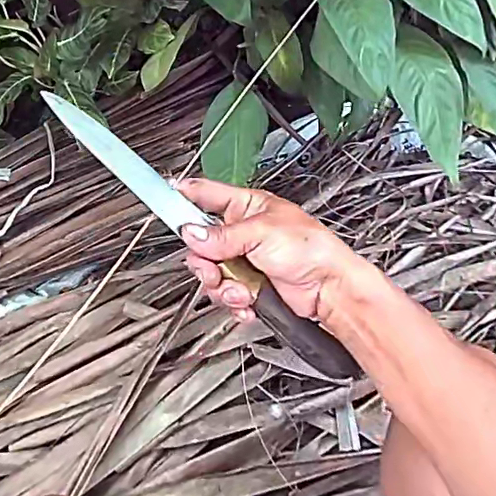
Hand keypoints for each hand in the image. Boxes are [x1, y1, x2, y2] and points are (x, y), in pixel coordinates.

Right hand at [173, 178, 372, 329]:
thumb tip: (193, 232)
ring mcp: (246, 260)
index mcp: (247, 207)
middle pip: (201, 243)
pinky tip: (249, 300)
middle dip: (205, 261)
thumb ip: (223, 236)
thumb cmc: (312, 249)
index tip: (164, 194)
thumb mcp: (262, 233)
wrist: (332, 289)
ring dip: (222, 286)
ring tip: (239, 288)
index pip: (207, 194)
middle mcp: (243, 233)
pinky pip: (226, 295)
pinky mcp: (250, 286)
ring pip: (211, 273)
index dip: (184, 195)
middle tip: (214, 267)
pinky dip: (235, 302)